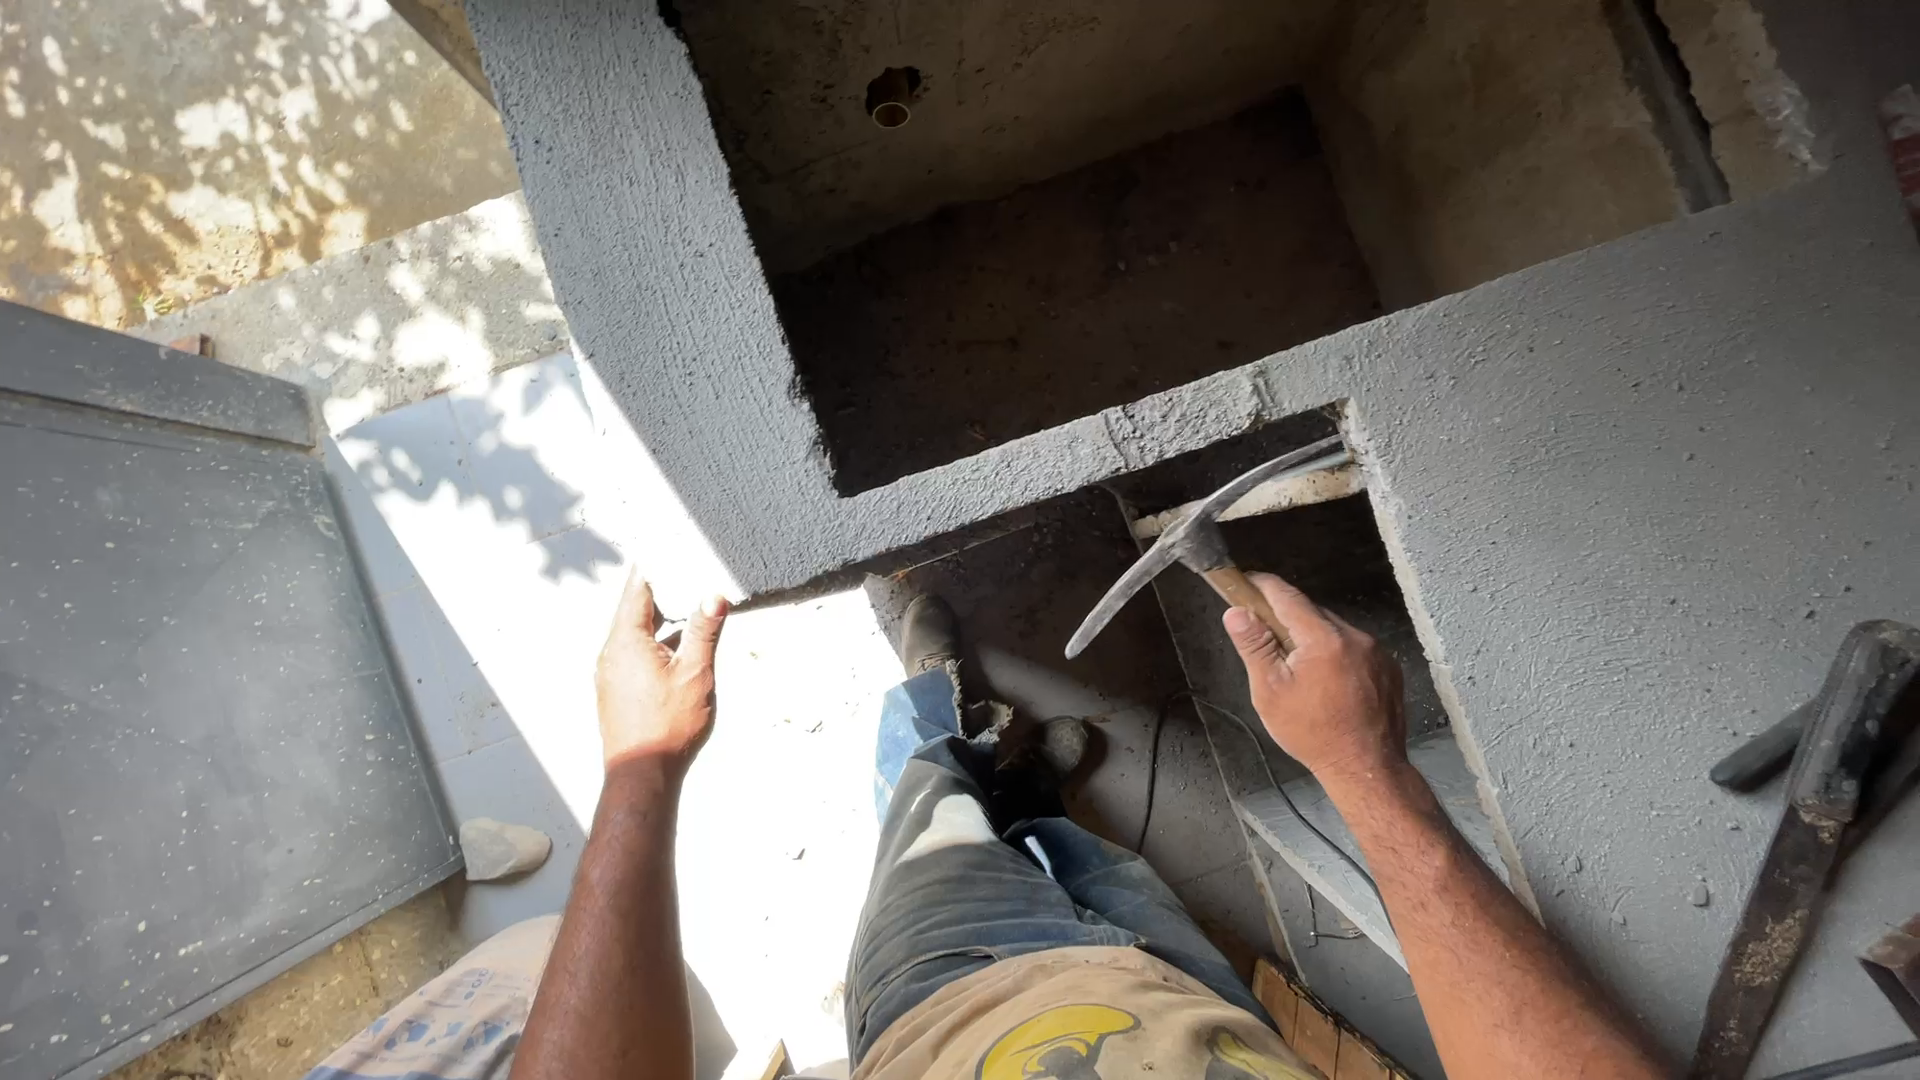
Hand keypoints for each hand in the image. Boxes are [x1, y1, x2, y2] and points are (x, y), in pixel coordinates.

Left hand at [595, 570, 728, 773]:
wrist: (643, 773)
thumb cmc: (667, 725)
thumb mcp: (695, 672)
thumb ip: (704, 631)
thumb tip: (713, 597)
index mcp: (626, 642)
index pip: (636, 592)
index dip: (650, 568)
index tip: (660, 547)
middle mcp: (612, 653)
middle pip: (633, 610)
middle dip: (658, 590)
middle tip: (679, 569)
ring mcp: (612, 673)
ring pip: (634, 633)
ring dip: (658, 618)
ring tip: (683, 603)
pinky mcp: (618, 690)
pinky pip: (634, 652)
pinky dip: (654, 640)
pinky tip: (676, 646)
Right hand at [1222, 571, 1407, 790]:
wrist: (1366, 768)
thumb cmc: (1311, 732)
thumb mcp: (1270, 690)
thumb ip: (1254, 646)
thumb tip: (1236, 611)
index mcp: (1323, 639)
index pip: (1287, 596)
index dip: (1263, 585)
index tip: (1246, 581)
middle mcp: (1355, 637)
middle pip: (1311, 612)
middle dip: (1285, 617)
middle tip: (1263, 635)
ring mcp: (1376, 652)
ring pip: (1333, 629)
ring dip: (1311, 635)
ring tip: (1295, 666)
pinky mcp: (1388, 667)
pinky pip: (1353, 646)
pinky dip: (1334, 651)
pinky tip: (1325, 679)